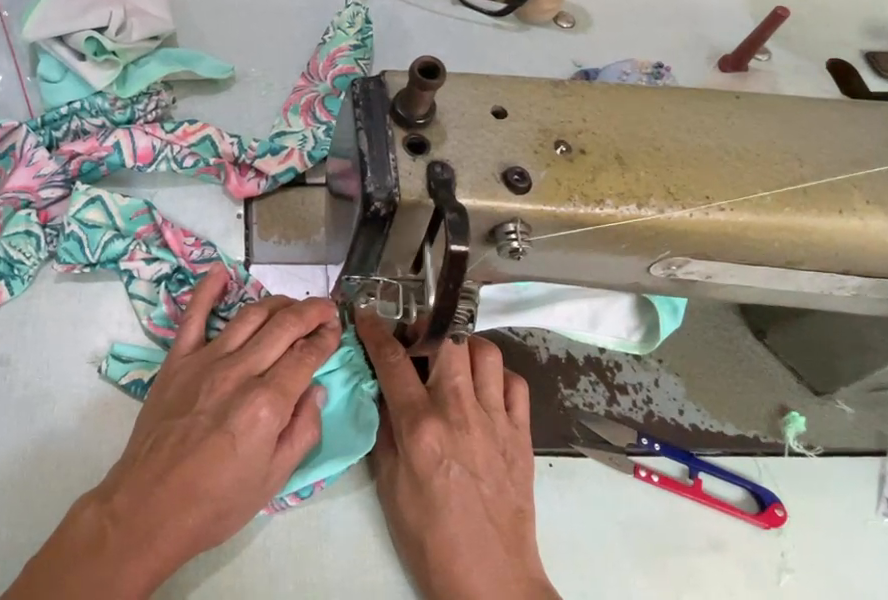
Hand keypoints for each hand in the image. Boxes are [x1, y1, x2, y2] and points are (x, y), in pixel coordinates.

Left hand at [4, 269, 341, 598]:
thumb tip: (317, 389)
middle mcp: (239, 372)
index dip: (327, 338)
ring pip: (249, 316)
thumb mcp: (275, 480)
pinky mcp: (177, 360)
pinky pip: (193, 316)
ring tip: (292, 303)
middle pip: (284, 326)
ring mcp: (205, 361)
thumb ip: (302, 430)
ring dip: (276, 302)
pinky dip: (207, 290)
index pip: (306, 355)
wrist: (150, 506)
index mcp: (267, 403)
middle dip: (311, 312)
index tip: (336, 331)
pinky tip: (221, 272)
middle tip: (327, 309)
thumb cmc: (217, 503)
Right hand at [358, 308, 558, 599]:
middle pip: (446, 340)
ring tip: (450, 360)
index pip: (392, 359)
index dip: (375, 330)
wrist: (489, 579)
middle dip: (426, 328)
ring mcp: (496, 420)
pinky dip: (497, 376)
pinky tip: (483, 389)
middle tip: (415, 339)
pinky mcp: (522, 434)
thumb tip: (382, 391)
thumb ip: (385, 430)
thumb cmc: (429, 538)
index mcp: (420, 427)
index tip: (366, 314)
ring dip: (463, 347)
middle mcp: (459, 412)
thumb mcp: (389, 484)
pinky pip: (515, 383)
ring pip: (485, 352)